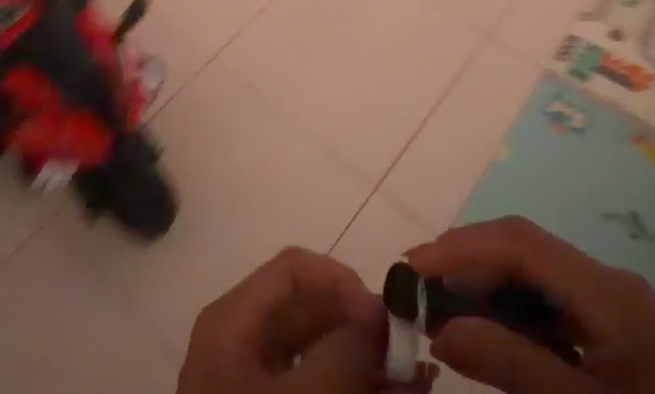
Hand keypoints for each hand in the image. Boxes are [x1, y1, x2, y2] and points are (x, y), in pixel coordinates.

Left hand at [178, 247, 433, 393]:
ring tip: (420, 379)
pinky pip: (326, 384)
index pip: (293, 271)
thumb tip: (381, 313)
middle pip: (313, 311)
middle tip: (413, 351)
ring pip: (326, 351)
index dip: (342, 283)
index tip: (383, 319)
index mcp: (233, 325)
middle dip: (366, 329)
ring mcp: (261, 382)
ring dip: (372, 361)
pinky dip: (362, 387)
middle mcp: (245, 343)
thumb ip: (343, 351)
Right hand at [405, 217, 654, 393]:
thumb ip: (512, 365)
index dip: (460, 247)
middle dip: (466, 258)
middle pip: (525, 246)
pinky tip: (486, 331)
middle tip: (417, 287)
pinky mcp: (612, 328)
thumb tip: (441, 328)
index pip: (520, 243)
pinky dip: (509, 307)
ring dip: (483, 282)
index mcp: (607, 291)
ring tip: (441, 309)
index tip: (410, 266)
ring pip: (533, 270)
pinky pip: (549, 300)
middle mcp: (609, 282)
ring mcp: (613, 303)